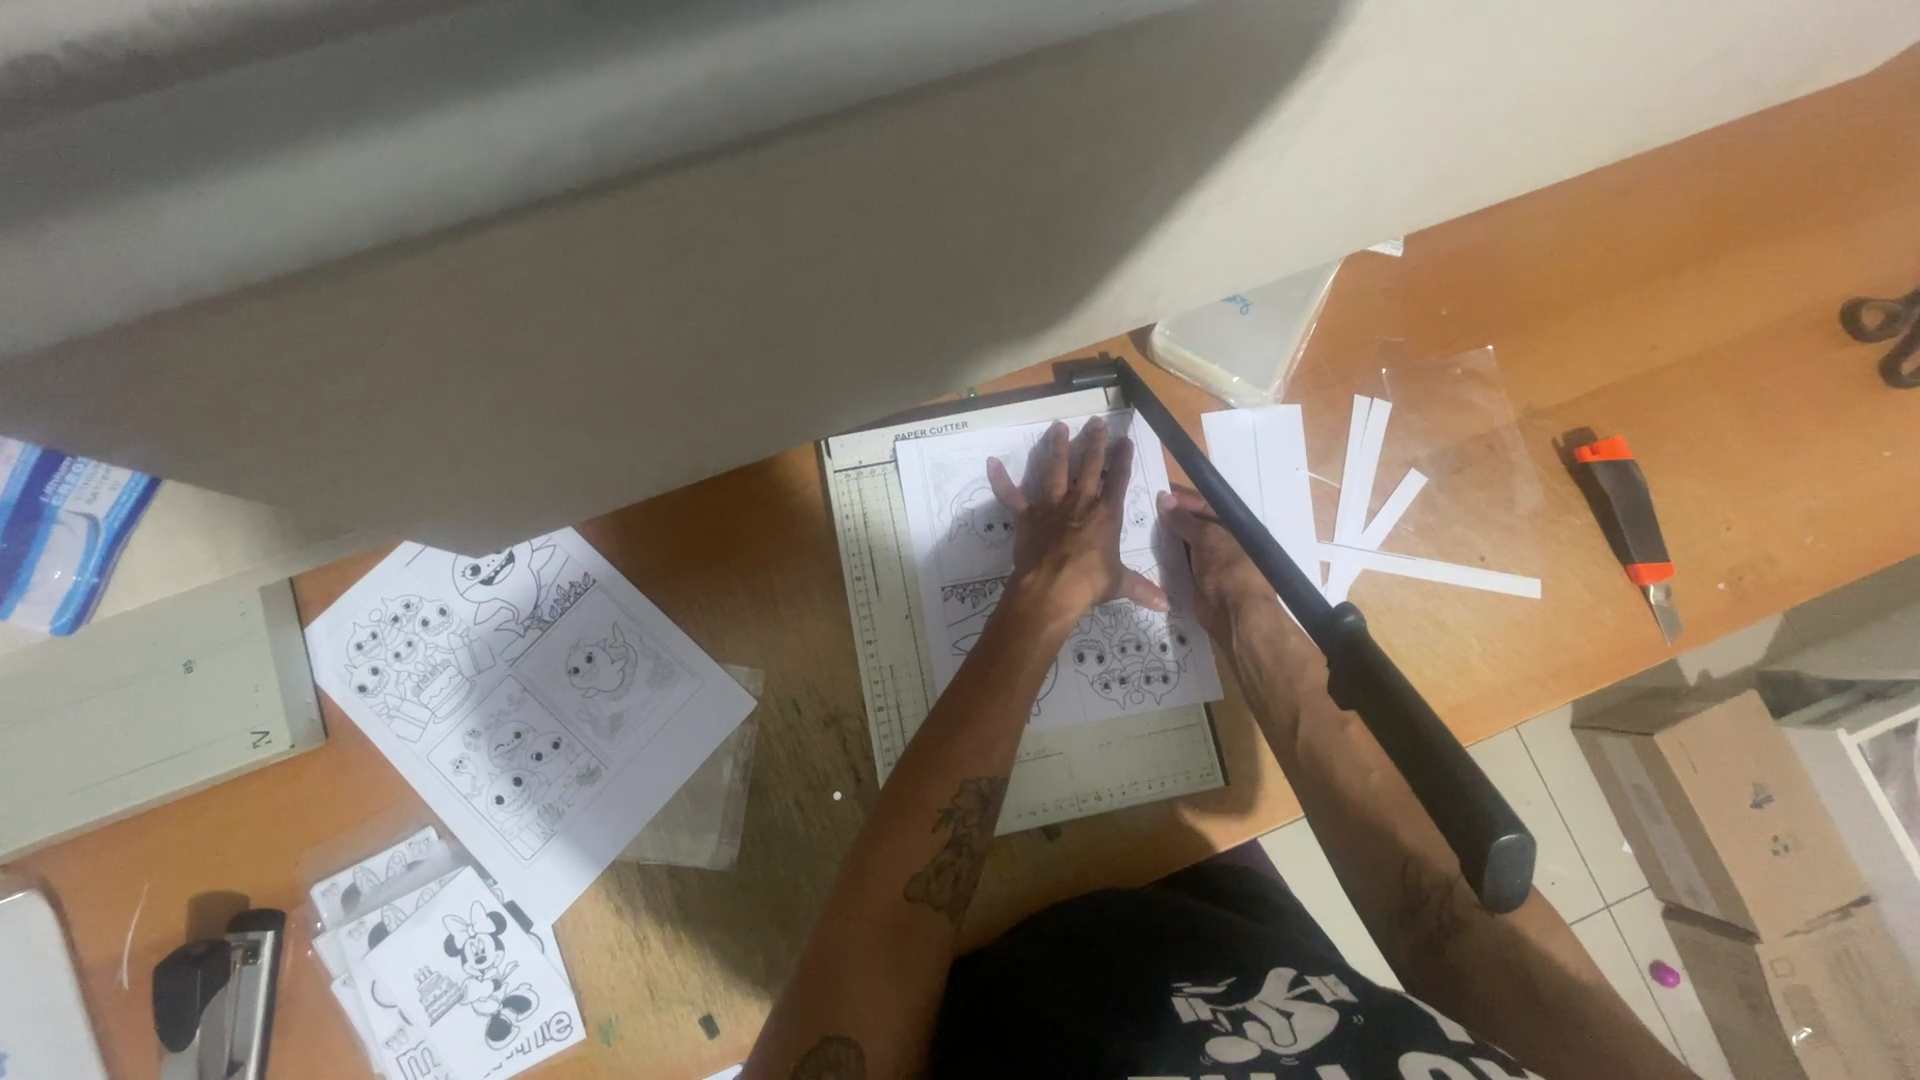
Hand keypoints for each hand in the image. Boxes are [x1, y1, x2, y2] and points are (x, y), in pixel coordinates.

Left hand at [987, 418, 1167, 621]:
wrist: (1052, 588)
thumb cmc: (1089, 583)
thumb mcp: (1120, 584)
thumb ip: (1141, 589)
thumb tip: (1166, 604)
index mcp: (1106, 515)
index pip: (1118, 481)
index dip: (1122, 459)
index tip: (1125, 440)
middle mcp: (1080, 503)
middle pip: (1088, 466)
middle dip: (1094, 443)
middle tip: (1096, 422)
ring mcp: (1051, 507)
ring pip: (1054, 470)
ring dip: (1057, 448)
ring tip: (1058, 427)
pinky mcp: (1026, 517)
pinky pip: (1010, 496)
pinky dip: (1000, 480)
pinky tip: (992, 463)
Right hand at [1157, 486, 1281, 639]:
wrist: (1235, 613)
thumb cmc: (1228, 569)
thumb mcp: (1208, 537)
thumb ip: (1184, 520)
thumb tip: (1165, 499)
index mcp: (1235, 527)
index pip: (1206, 506)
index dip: (1183, 499)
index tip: (1158, 494)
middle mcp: (1225, 542)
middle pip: (1194, 525)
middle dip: (1172, 519)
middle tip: (1143, 512)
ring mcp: (1211, 563)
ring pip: (1185, 545)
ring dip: (1167, 539)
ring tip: (1139, 530)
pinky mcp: (1199, 581)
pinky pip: (1180, 565)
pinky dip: (1166, 559)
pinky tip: (1146, 552)